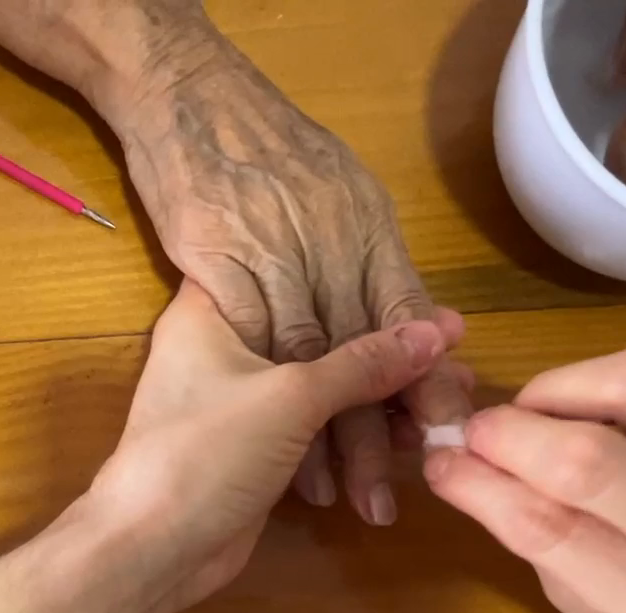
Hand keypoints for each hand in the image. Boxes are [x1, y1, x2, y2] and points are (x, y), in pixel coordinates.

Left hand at [73, 282, 459, 612]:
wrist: (155, 547)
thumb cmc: (208, 452)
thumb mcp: (292, 396)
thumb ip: (364, 362)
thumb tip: (441, 331)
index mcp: (212, 311)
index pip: (292, 272)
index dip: (360, 282)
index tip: (423, 296)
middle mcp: (223, 348)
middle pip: (315, 335)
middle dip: (383, 354)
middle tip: (454, 360)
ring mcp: (238, 402)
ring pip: (317, 388)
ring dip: (376, 401)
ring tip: (444, 404)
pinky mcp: (252, 449)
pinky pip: (312, 430)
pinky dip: (353, 435)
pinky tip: (405, 442)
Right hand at [101, 32, 474, 525]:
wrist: (187, 100)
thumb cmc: (259, 148)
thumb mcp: (336, 197)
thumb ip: (373, 266)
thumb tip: (418, 329)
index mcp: (365, 229)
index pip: (404, 317)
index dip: (423, 382)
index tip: (438, 438)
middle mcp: (328, 248)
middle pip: (361, 356)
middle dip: (377, 434)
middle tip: (388, 498)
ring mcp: (271, 262)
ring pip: (308, 367)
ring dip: (322, 439)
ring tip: (336, 496)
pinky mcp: (219, 271)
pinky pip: (251, 355)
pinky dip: (263, 407)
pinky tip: (275, 453)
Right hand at [423, 347, 625, 612]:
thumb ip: (546, 546)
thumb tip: (466, 466)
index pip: (557, 535)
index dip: (483, 487)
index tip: (438, 461)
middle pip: (601, 459)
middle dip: (511, 433)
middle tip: (474, 431)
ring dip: (558, 392)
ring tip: (534, 416)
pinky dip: (608, 396)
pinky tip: (604, 424)